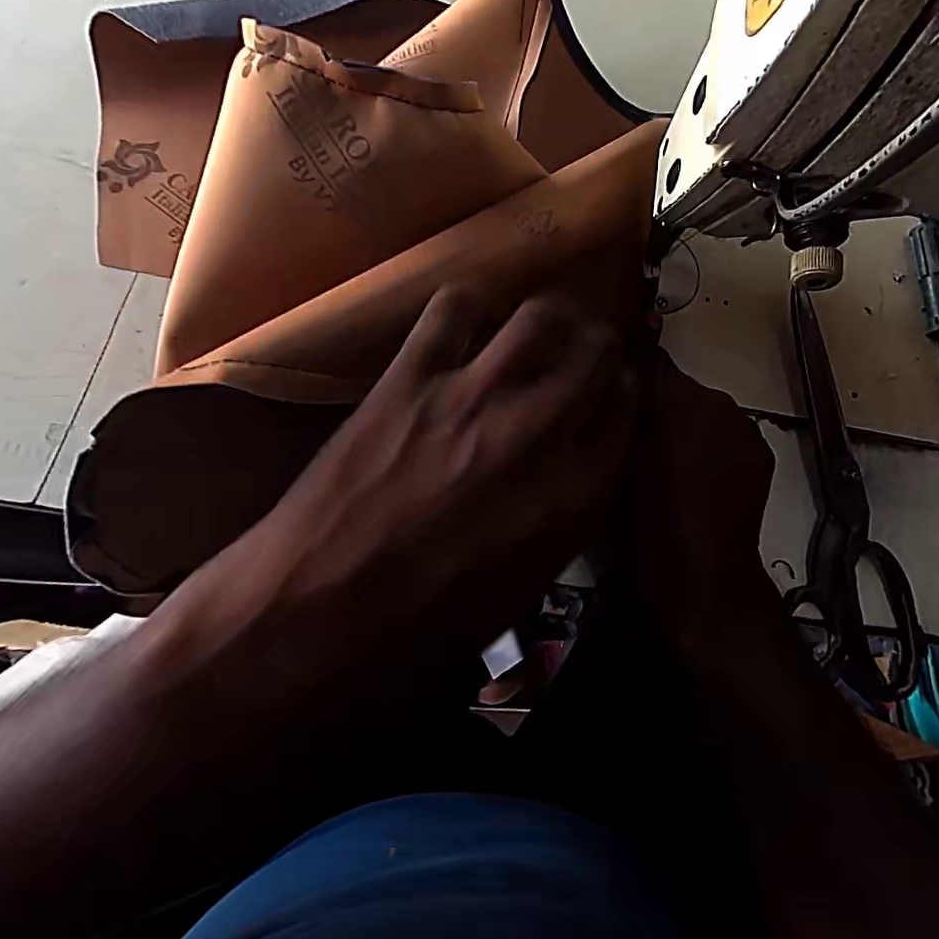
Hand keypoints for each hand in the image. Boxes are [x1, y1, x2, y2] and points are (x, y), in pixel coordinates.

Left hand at [152, 287, 636, 700]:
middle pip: (595, 357)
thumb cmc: (419, 631)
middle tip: (586, 353)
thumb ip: (558, 520)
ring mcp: (469, 398)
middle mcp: (534, 435)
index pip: (625, 419)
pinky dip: (470, 307)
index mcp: (570, 499)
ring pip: (538, 320)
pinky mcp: (408, 379)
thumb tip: (568, 472)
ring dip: (551, 320)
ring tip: (541, 329)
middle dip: (600, 349)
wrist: (313, 611)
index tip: (615, 392)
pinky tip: (469, 325)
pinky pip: (453, 310)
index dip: (624, 397)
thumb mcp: (518, 590)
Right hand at [627, 350, 778, 647]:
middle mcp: (715, 399)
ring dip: (685, 426)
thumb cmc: (642, 519)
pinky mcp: (761, 452)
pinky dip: (711, 447)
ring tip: (663, 463)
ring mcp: (744, 426)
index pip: (648, 360)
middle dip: (657, 405)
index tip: (611, 392)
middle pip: (677, 387)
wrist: (701, 574)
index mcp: (673, 395)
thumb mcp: (613, 460)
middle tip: (634, 437)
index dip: (627, 374)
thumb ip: (616, 410)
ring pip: (703, 411)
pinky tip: (696, 479)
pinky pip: (727, 436)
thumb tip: (616, 374)